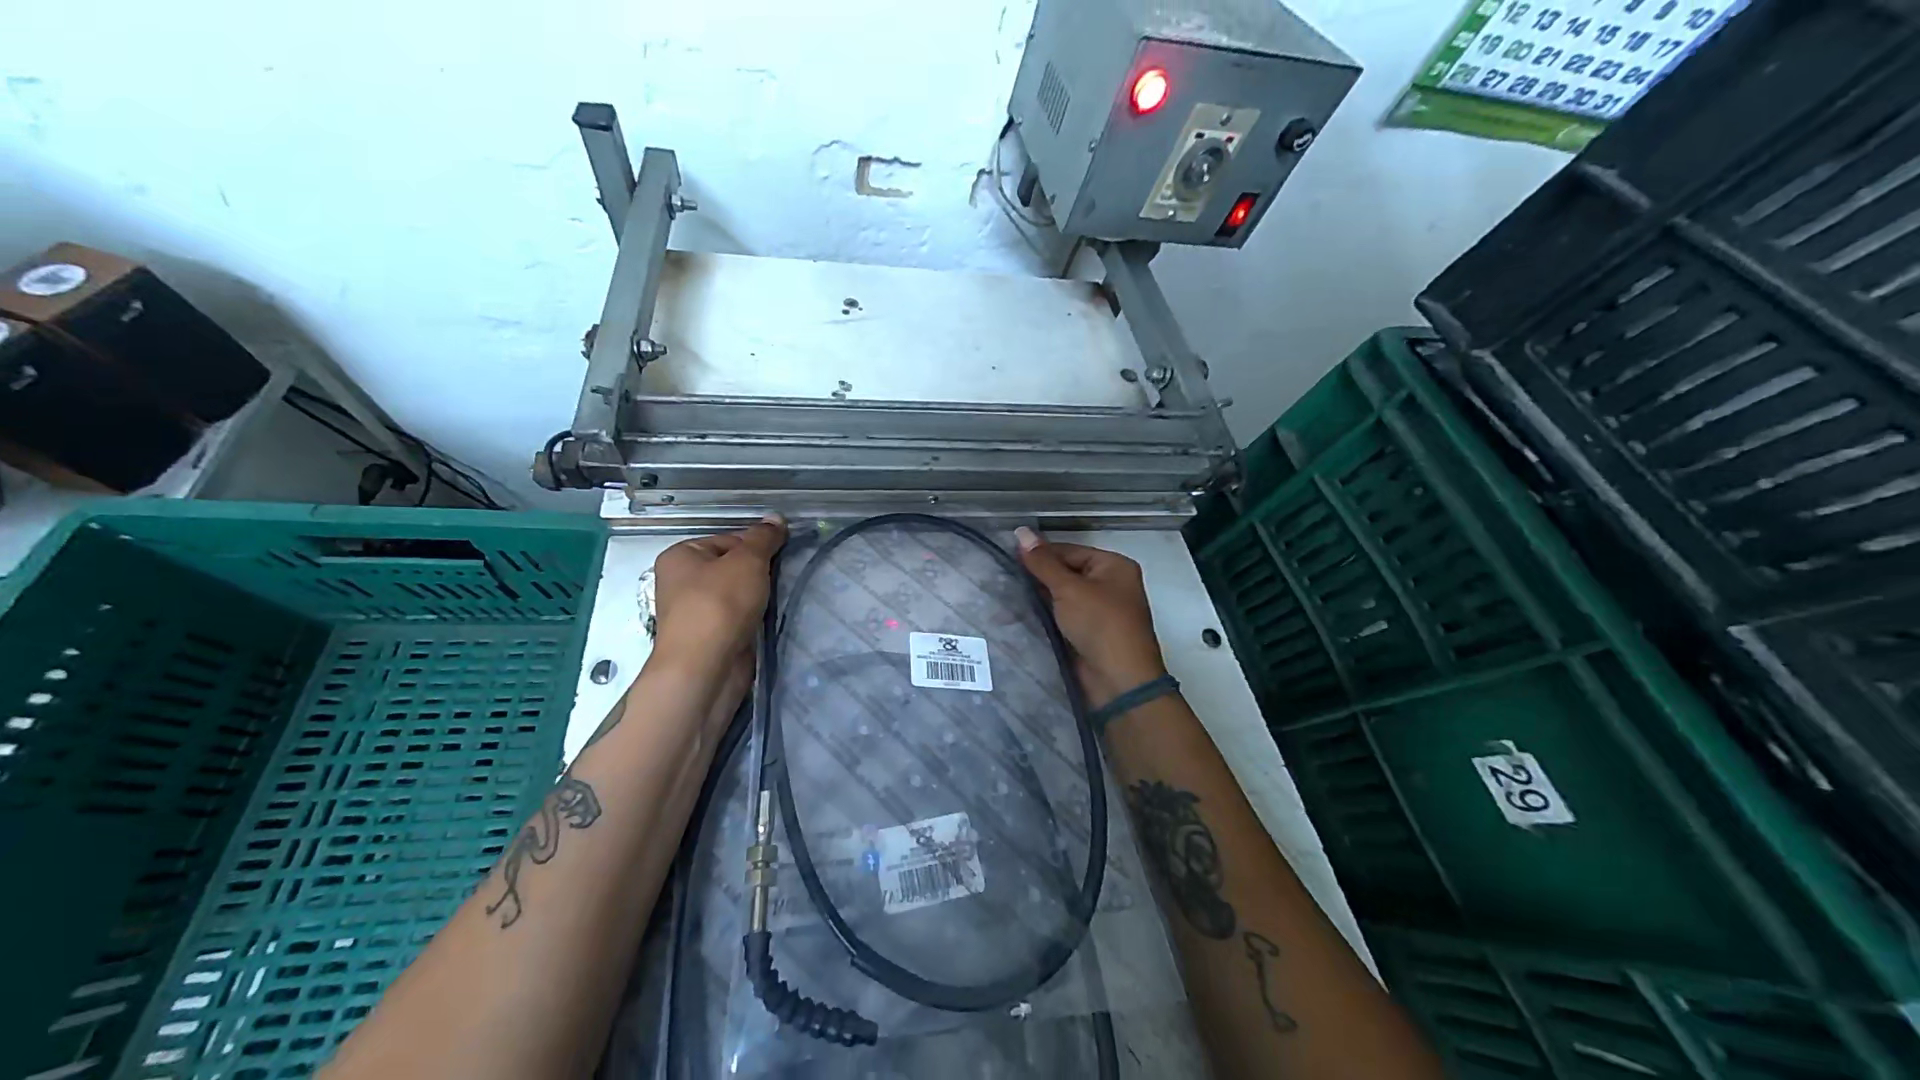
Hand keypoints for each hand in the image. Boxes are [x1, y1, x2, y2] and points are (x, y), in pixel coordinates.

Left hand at [651, 515, 787, 675]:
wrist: (705, 667)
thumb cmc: (720, 605)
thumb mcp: (748, 561)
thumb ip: (764, 538)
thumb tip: (776, 518)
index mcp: (680, 555)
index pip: (728, 539)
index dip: (755, 547)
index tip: (776, 558)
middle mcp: (681, 581)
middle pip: (732, 567)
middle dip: (758, 573)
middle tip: (778, 579)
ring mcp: (693, 612)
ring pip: (736, 594)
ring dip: (757, 597)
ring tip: (774, 601)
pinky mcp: (708, 637)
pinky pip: (737, 618)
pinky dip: (752, 618)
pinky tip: (765, 620)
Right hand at [1016, 527, 1166, 707]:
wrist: (1118, 680)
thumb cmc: (1100, 624)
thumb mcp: (1069, 589)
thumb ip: (1042, 562)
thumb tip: (1020, 531)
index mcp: (1113, 566)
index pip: (1069, 550)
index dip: (1039, 554)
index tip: (1006, 557)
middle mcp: (1109, 584)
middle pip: (1065, 572)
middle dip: (1036, 577)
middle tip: (999, 576)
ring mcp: (1098, 611)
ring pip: (1060, 596)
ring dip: (1036, 598)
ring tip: (1001, 594)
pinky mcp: (1086, 633)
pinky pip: (1060, 617)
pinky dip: (1042, 616)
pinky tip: (1015, 614)